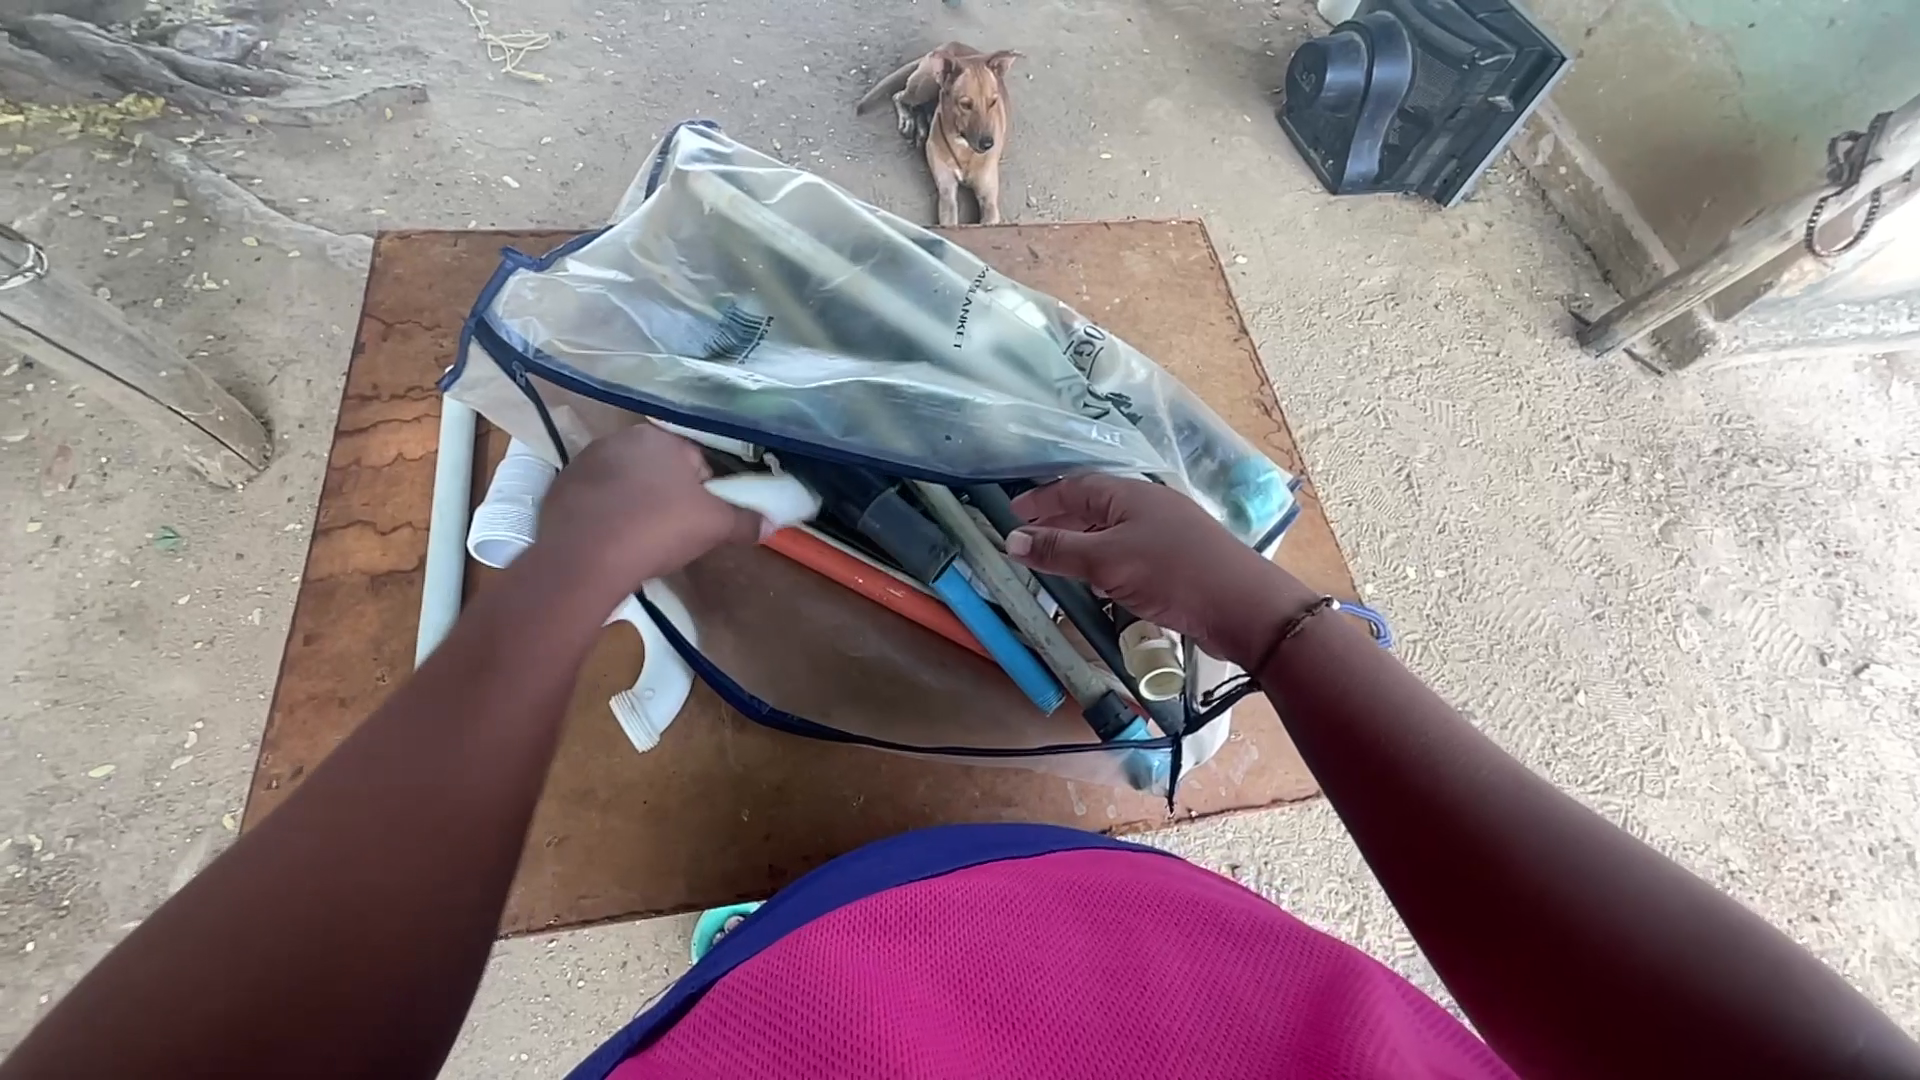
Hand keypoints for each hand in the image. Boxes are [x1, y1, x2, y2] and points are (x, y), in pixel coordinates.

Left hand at [535, 424, 766, 596]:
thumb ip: (745, 521)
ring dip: (637, 505)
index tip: (706, 518)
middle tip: (678, 531)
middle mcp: (617, 440)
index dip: (708, 491)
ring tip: (644, 540)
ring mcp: (582, 464)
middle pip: (659, 470)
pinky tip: (614, 543)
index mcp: (658, 438)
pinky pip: (595, 502)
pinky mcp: (557, 491)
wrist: (584, 560)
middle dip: (670, 495)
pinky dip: (607, 518)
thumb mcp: (715, 526)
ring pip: (625, 485)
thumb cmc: (657, 529)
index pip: (697, 460)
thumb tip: (771, 524)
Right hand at [1007, 474, 1317, 667]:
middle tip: (1027, 535)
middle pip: (1092, 505)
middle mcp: (1147, 506)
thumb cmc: (1171, 574)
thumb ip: (1059, 551)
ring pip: (1110, 529)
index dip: (1042, 499)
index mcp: (1129, 494)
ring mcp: (1164, 532)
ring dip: (1079, 540)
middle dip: (1058, 518)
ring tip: (1053, 556)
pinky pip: (1126, 550)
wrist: (1243, 607)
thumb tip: (1011, 541)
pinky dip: (1102, 559)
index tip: (1013, 512)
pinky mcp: (1175, 560)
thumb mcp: (1107, 561)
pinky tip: (1095, 577)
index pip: (1074, 487)